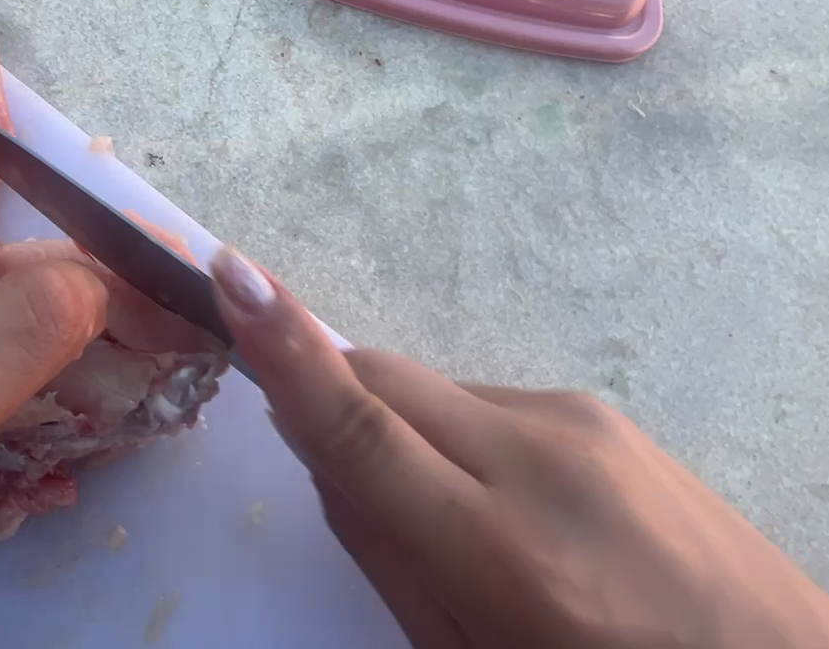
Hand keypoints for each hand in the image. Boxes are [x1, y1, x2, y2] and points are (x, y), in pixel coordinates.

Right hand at [208, 248, 828, 648]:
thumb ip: (377, 548)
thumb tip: (315, 444)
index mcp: (506, 556)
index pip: (362, 427)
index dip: (286, 348)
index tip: (230, 273)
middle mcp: (541, 462)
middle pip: (378, 378)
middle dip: (331, 395)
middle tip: (341, 466)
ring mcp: (579, 421)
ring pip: (423, 389)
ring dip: (402, 429)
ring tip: (457, 510)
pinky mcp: (597, 404)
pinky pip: (476, 398)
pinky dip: (456, 434)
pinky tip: (512, 498)